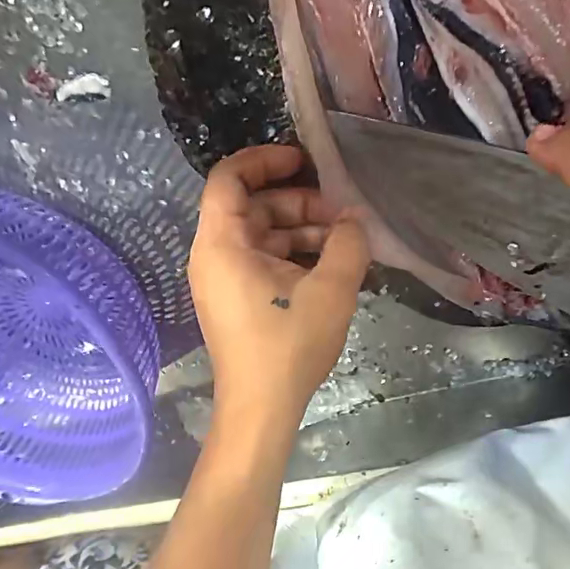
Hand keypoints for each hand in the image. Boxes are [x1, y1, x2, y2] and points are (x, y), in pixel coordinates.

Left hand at [189, 146, 369, 424]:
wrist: (262, 408)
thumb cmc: (289, 345)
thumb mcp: (331, 290)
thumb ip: (349, 244)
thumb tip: (354, 221)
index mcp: (222, 244)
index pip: (230, 177)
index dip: (266, 160)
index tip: (306, 162)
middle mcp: (215, 256)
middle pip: (253, 207)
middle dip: (300, 204)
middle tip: (343, 216)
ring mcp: (225, 281)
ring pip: (264, 236)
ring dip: (304, 232)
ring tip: (346, 246)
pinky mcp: (239, 301)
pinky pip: (265, 262)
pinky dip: (296, 257)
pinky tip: (332, 269)